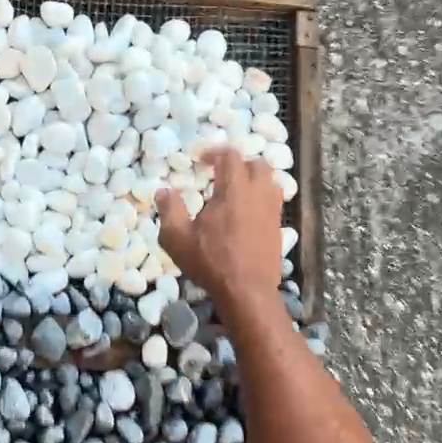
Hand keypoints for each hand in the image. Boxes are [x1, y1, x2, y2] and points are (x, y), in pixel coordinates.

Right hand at [157, 148, 287, 315]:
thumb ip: (169, 210)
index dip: (215, 152)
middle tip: (219, 174)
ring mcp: (272, 210)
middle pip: (255, 164)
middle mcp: (258, 193)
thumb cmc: (210, 261)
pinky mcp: (278, 227)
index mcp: (234, 189)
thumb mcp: (177, 238)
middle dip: (237, 164)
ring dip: (252, 179)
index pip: (230, 156)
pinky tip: (245, 214)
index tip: (201, 160)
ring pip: (269, 181)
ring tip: (234, 192)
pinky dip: (259, 198)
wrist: (246, 290)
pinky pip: (272, 201)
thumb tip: (164, 191)